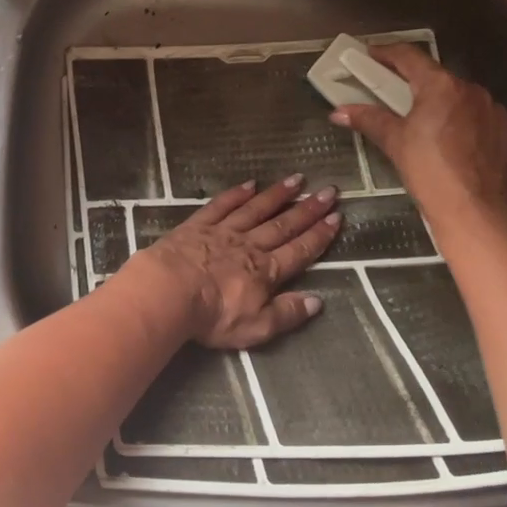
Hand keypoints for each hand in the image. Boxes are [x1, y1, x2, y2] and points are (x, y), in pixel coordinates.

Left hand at [120, 176, 341, 349]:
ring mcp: (223, 231)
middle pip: (283, 225)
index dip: (320, 235)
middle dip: (308, 209)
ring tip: (297, 179)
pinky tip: (249, 183)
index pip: (299, 251)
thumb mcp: (257, 327)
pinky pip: (221, 205)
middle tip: (329, 190)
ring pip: (256, 209)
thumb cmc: (213, 315)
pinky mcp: (197, 225)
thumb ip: (287, 313)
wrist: (169, 291)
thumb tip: (317, 301)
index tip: (337, 216)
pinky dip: (237, 193)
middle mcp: (249, 245)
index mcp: (265, 271)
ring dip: (278, 194)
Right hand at [331, 44, 506, 227]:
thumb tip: (338, 112)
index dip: (387, 53)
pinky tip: (452, 140)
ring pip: (461, 97)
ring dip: (441, 102)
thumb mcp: (393, 141)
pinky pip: (481, 117)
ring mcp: (495, 112)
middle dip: (414, 82)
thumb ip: (368, 119)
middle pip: (437, 77)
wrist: (475, 212)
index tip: (371, 54)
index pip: (410, 57)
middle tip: (393, 92)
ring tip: (425, 121)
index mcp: (441, 86)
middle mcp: (472, 91)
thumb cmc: (429, 170)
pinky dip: (464, 121)